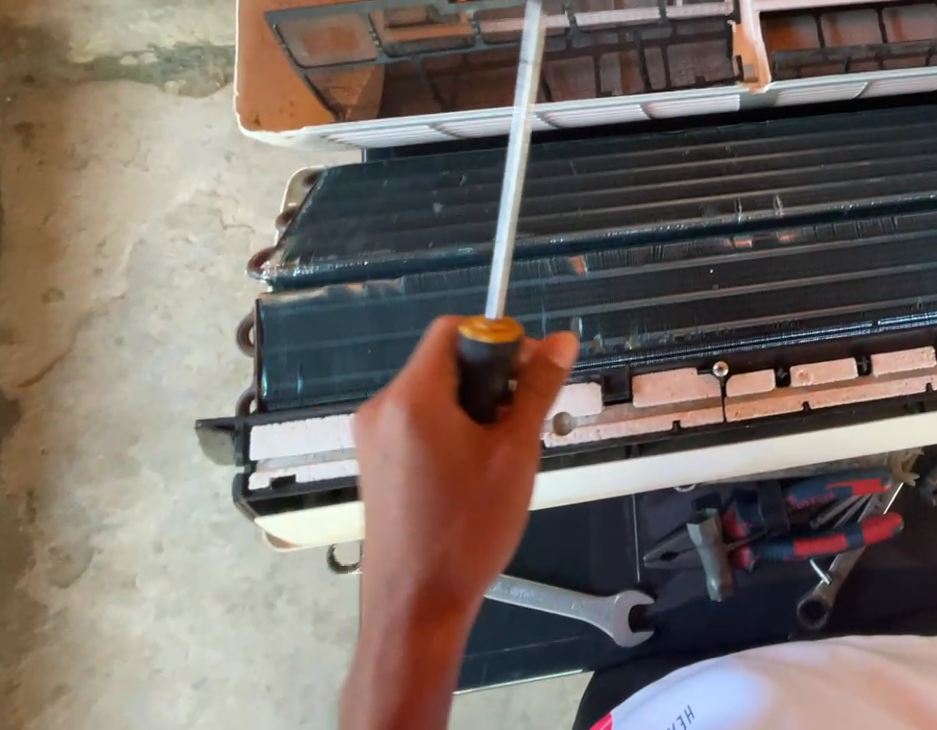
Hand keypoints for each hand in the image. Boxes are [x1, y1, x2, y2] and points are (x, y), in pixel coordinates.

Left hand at [351, 316, 578, 628]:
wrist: (416, 608)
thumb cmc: (470, 524)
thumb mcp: (517, 450)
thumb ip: (538, 387)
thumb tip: (563, 340)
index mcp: (412, 397)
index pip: (454, 329)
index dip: (500, 339)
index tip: (531, 373)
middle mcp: (382, 408)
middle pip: (447, 359)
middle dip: (494, 376)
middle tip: (524, 417)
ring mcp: (374, 437)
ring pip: (438, 391)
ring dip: (479, 404)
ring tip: (505, 449)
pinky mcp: (377, 462)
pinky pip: (422, 419)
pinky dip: (456, 425)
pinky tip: (478, 465)